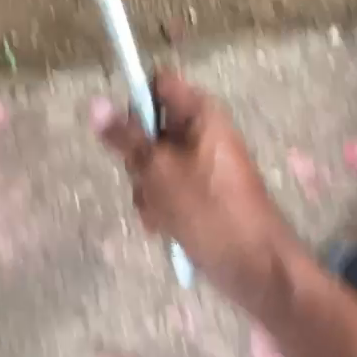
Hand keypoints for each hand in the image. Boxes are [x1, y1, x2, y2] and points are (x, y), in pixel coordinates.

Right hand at [97, 71, 305, 310]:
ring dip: (147, 187)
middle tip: (145, 181)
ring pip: (155, 160)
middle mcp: (204, 131)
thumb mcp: (158, 171)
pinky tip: (165, 227)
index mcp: (200, 113)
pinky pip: (169, 185)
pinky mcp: (205, 192)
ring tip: (158, 213)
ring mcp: (205, 163)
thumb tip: (95, 102)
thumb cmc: (210, 212)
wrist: (261, 273)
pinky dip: (162, 204)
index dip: (135, 101)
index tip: (125, 131)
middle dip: (138, 157)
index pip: (157, 83)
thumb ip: (125, 137)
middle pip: (150, 125)